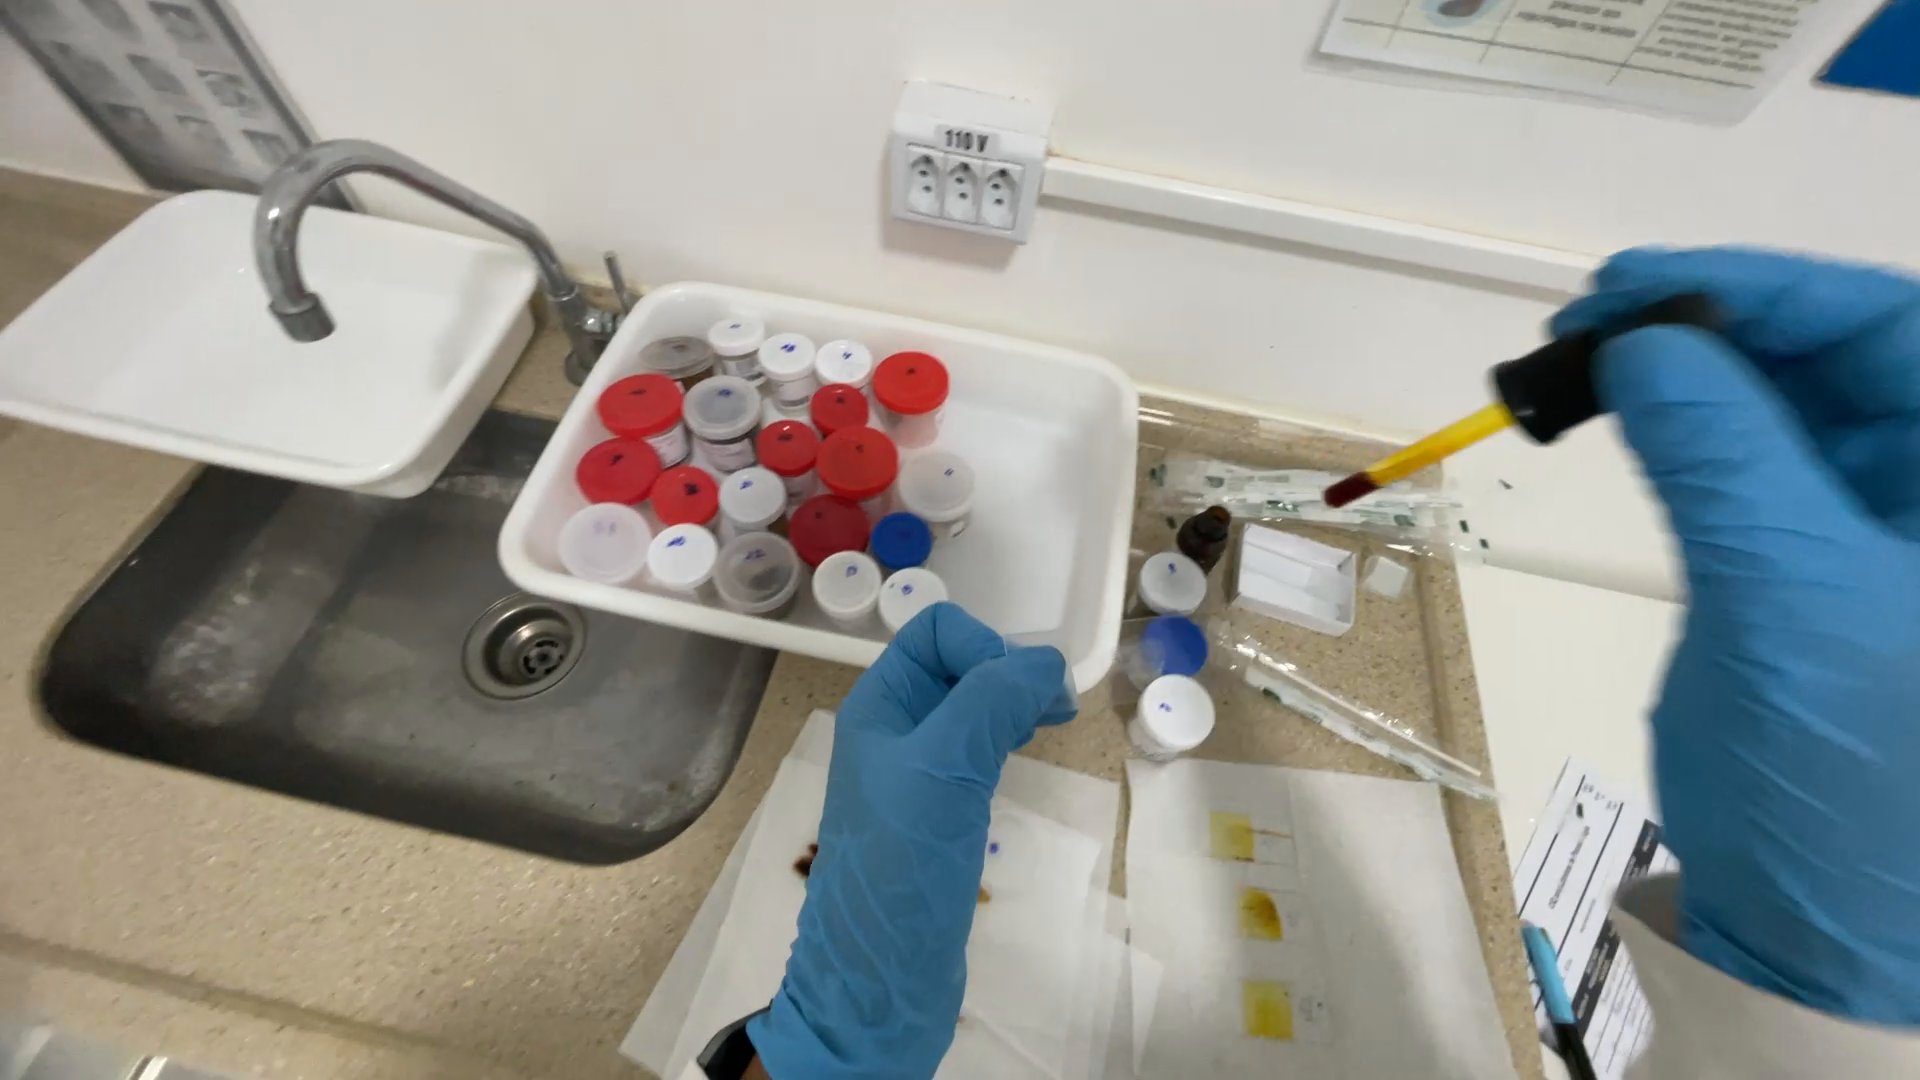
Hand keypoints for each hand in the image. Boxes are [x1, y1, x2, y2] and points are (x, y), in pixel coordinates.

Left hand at [747, 603, 1075, 1077]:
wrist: (881, 984)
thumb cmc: (900, 865)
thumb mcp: (942, 770)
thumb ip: (989, 703)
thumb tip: (1047, 663)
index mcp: (881, 704)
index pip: (936, 633)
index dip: (983, 647)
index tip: (1019, 693)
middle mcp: (898, 725)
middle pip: (959, 662)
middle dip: (1007, 670)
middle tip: (1055, 705)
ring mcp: (920, 765)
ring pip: (974, 703)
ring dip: (1014, 699)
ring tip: (1053, 718)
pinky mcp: (944, 802)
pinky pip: (980, 743)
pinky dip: (1010, 731)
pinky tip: (1030, 743)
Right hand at [1554, 247, 1919, 1023]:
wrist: (1825, 901)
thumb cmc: (1852, 770)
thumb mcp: (1789, 600)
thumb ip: (1720, 461)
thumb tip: (1639, 346)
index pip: (1901, 333)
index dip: (1764, 291)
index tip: (1632, 283)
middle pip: (1844, 354)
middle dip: (1713, 322)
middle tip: (1588, 316)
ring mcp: (1880, 520)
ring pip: (1782, 402)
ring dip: (1681, 370)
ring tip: (1582, 356)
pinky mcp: (1803, 553)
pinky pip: (1742, 459)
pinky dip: (1674, 426)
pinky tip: (1620, 411)